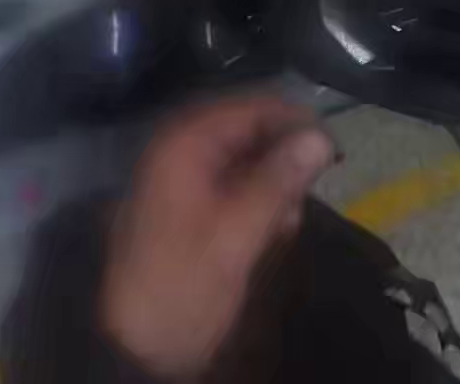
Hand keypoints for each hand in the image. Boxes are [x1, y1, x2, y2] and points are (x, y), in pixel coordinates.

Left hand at [101, 96, 334, 379]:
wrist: (128, 351)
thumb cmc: (181, 285)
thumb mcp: (236, 235)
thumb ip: (279, 181)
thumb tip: (321, 137)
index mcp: (187, 141)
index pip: (252, 108)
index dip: (294, 121)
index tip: (331, 147)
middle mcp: (183, 146)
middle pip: (248, 130)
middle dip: (284, 156)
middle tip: (313, 188)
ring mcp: (183, 175)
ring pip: (244, 157)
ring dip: (274, 181)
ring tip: (291, 218)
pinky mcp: (187, 202)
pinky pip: (232, 182)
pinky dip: (257, 198)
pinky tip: (276, 226)